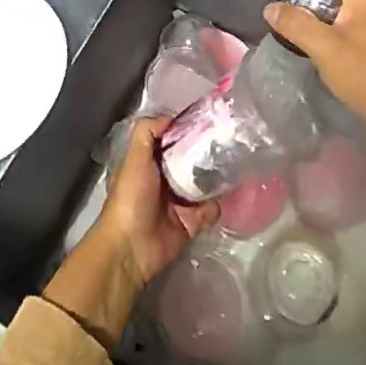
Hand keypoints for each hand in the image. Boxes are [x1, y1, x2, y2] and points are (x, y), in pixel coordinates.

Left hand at [91, 116, 219, 288]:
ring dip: (216, 177)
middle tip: (228, 139)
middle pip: (191, 161)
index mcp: (149, 164)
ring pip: (204, 184)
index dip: (186, 130)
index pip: (171, 141)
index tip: (207, 119)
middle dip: (206, 153)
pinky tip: (222, 194)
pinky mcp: (192, 222)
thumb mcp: (134, 159)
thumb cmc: (131, 198)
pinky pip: (211, 209)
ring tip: (234, 162)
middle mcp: (165, 180)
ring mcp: (180, 202)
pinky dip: (216, 205)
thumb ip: (147, 133)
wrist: (132, 247)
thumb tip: (170, 118)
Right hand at [265, 0, 365, 151]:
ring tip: (308, 31)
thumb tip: (271, 7)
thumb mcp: (324, 49)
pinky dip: (343, 34)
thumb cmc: (365, 75)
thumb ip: (296, 25)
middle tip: (297, 7)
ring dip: (330, 17)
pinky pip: (361, 32)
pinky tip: (330, 54)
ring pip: (354, 13)